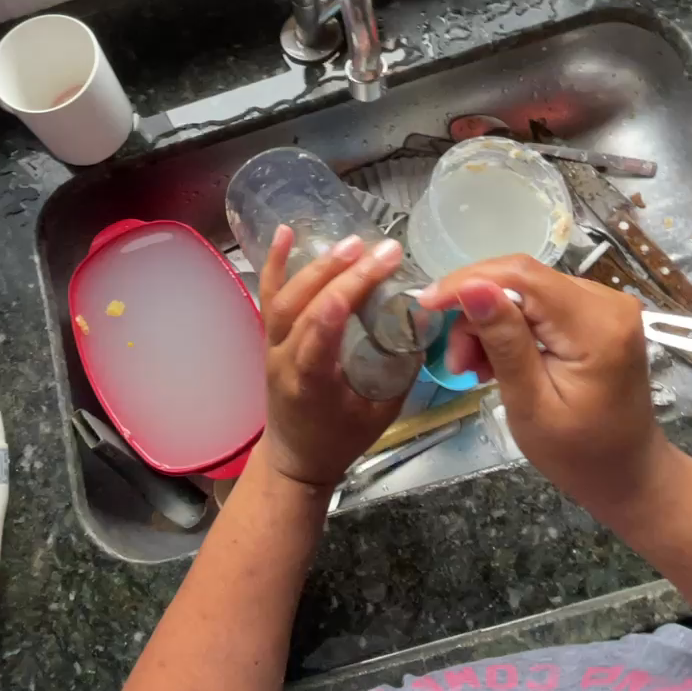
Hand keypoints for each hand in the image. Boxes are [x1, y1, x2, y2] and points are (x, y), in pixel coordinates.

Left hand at [254, 226, 407, 490]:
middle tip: (376, 247)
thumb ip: (400, 368)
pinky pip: (268, 296)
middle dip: (340, 274)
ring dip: (316, 266)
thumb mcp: (381, 413)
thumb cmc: (340, 439)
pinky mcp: (268, 335)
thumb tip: (422, 319)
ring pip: (284, 298)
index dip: (345, 295)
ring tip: (350, 242)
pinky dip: (275, 263)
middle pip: (304, 308)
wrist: (295, 458)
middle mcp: (283, 359)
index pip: (320, 333)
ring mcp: (270, 345)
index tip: (378, 265)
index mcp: (310, 383)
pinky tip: (284, 232)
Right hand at [418, 256, 673, 516]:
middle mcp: (606, 302)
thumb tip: (472, 286)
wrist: (626, 473)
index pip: (521, 276)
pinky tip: (498, 360)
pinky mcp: (594, 313)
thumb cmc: (577, 453)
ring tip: (475, 369)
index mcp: (596, 326)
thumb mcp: (530, 403)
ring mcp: (603, 304)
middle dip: (475, 312)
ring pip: (523, 291)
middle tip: (456, 361)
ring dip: (488, 324)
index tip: (426, 304)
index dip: (468, 281)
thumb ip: (503, 341)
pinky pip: (537, 303)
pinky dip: (508, 328)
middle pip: (520, 280)